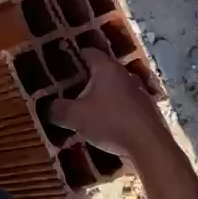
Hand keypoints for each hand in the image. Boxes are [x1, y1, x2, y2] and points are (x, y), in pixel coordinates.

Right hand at [48, 49, 168, 158]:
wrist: (149, 146)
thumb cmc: (110, 122)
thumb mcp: (75, 117)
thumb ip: (58, 109)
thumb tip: (48, 108)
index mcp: (106, 69)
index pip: (88, 52)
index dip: (74, 56)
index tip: (62, 64)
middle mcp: (125, 74)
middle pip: (103, 69)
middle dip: (87, 77)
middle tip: (71, 87)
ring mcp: (139, 91)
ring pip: (116, 86)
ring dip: (103, 93)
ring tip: (88, 106)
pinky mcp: (148, 109)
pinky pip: (126, 102)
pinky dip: (116, 108)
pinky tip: (108, 122)